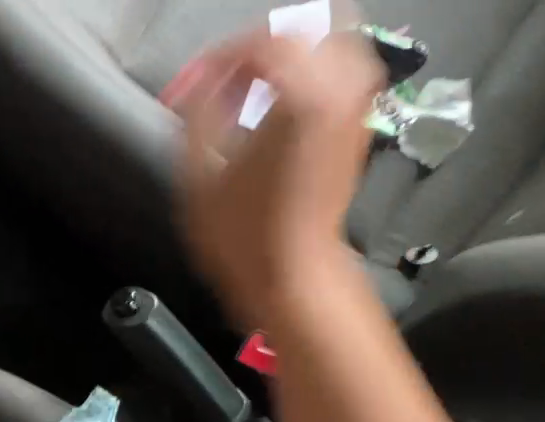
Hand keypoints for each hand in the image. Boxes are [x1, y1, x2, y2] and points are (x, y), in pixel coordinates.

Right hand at [175, 32, 382, 328]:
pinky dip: (301, 73)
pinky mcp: (357, 121)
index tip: (187, 86)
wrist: (290, 271)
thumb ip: (196, 114)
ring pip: (327, 40)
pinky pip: (336, 69)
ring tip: (240, 91)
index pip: (262, 41)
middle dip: (254, 48)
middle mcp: (343, 88)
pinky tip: (266, 106)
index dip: (216, 59)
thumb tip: (197, 82)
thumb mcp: (197, 176)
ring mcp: (357, 103)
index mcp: (304, 97)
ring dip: (280, 58)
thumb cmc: (240, 235)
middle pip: (305, 27)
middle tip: (217, 80)